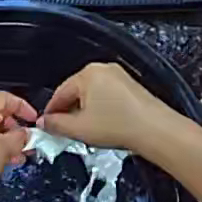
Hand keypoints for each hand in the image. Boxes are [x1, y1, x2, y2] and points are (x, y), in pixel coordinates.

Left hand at [0, 90, 38, 201]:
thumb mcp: (5, 148)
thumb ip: (20, 137)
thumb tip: (25, 135)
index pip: (4, 98)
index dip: (22, 107)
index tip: (32, 118)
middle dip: (14, 127)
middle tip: (26, 139)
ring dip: (5, 139)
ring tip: (16, 153)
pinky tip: (2, 159)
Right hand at [39, 62, 177, 153]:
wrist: (155, 130)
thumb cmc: (121, 125)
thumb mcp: (79, 128)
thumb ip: (56, 125)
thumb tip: (45, 123)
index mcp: (88, 74)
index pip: (60, 93)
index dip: (51, 112)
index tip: (46, 124)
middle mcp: (103, 70)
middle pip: (76, 92)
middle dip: (69, 111)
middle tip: (63, 131)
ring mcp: (119, 77)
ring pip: (92, 95)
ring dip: (85, 112)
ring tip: (85, 131)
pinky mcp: (130, 88)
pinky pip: (107, 96)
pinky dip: (100, 110)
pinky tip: (102, 126)